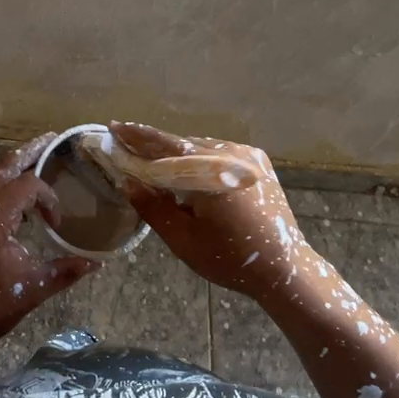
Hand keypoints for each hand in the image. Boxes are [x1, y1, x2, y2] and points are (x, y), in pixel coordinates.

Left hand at [0, 133, 98, 348]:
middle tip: (53, 140)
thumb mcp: (33, 288)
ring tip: (38, 158)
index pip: (28, 185)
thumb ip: (66, 270)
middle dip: (31, 152)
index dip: (48, 198)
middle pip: (6, 166)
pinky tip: (17, 191)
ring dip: (15, 166)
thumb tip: (98, 263)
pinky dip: (3, 182)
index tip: (57, 224)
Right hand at [112, 122, 313, 302]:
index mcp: (210, 172)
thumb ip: (153, 207)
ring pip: (201, 148)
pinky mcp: (258, 161)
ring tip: (158, 164)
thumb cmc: (230, 259)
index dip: (136, 137)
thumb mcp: (183, 239)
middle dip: (154, 146)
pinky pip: (220, 153)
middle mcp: (229, 153)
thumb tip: (127, 180)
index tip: (113, 127)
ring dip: (180, 154)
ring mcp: (247, 154)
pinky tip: (193, 175)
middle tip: (128, 147)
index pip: (164, 146)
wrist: (285, 269)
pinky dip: (202, 159)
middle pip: (182, 144)